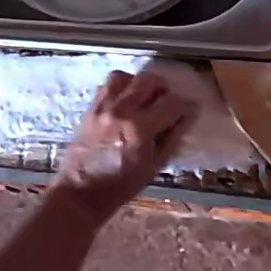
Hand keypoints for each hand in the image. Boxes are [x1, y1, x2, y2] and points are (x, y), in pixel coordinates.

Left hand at [51, 71, 195, 224]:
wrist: (80, 193)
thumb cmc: (121, 186)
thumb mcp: (154, 167)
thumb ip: (172, 138)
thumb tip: (187, 116)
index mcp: (139, 129)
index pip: (171, 104)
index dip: (186, 104)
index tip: (190, 108)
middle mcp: (120, 111)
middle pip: (148, 81)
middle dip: (164, 87)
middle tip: (167, 100)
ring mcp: (102, 107)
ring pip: (125, 77)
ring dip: (139, 83)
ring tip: (144, 96)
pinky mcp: (90, 108)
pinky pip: (106, 85)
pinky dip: (120, 87)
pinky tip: (125, 101)